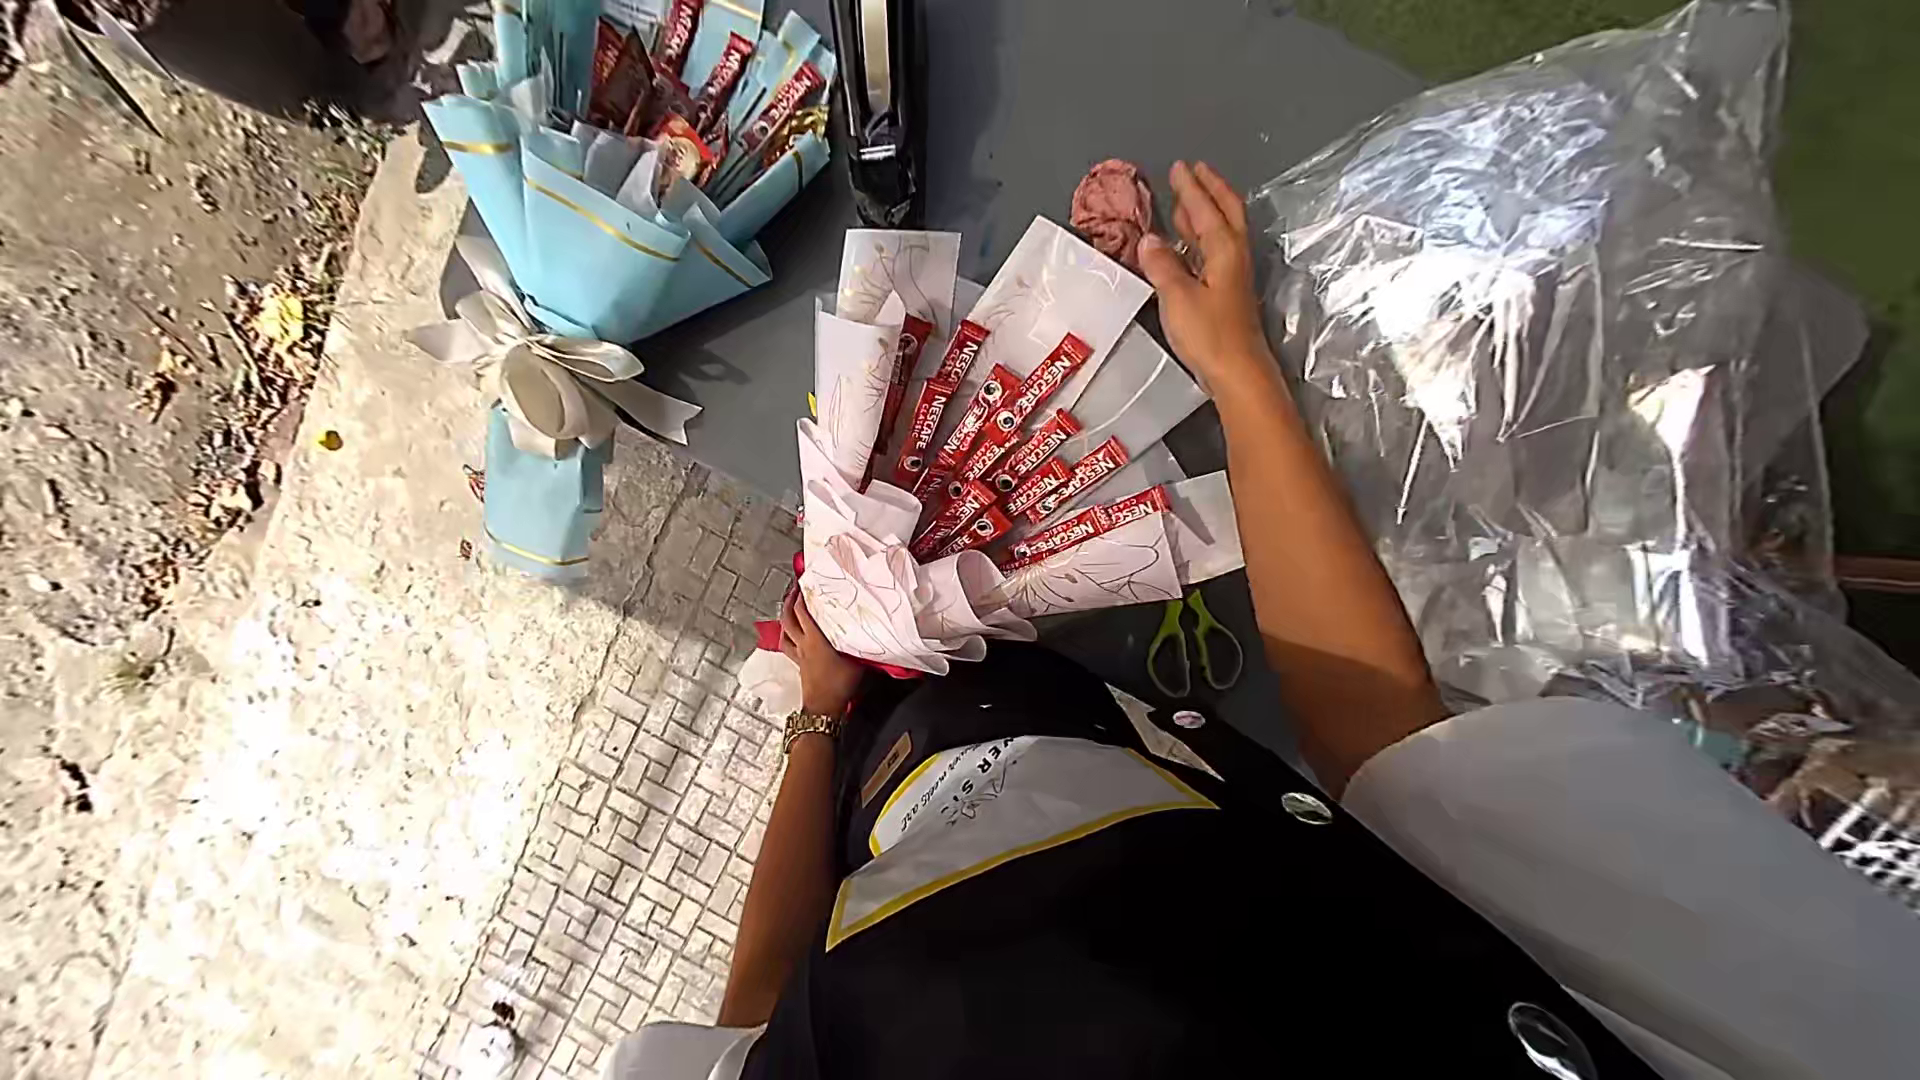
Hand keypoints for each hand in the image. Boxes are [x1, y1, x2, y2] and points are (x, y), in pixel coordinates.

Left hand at [780, 587, 863, 716]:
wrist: (824, 707)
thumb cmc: (841, 683)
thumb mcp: (858, 660)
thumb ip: (862, 642)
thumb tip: (872, 628)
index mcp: (816, 638)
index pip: (803, 611)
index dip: (801, 595)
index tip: (805, 581)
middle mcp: (803, 642)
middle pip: (789, 617)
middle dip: (790, 600)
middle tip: (795, 588)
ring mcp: (798, 653)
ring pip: (785, 630)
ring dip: (785, 616)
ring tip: (789, 606)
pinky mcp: (797, 663)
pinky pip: (786, 644)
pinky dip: (786, 634)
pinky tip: (788, 632)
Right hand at [1136, 161, 1277, 390]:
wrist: (1236, 370)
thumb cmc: (1208, 334)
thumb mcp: (1178, 298)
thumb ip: (1162, 266)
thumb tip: (1148, 239)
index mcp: (1224, 250)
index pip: (1206, 210)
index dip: (1191, 188)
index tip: (1179, 167)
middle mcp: (1233, 256)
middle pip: (1225, 213)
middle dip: (1208, 190)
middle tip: (1193, 172)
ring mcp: (1233, 276)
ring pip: (1221, 232)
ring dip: (1205, 213)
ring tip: (1188, 202)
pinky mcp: (1228, 294)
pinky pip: (1215, 252)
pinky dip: (1201, 239)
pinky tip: (1188, 246)